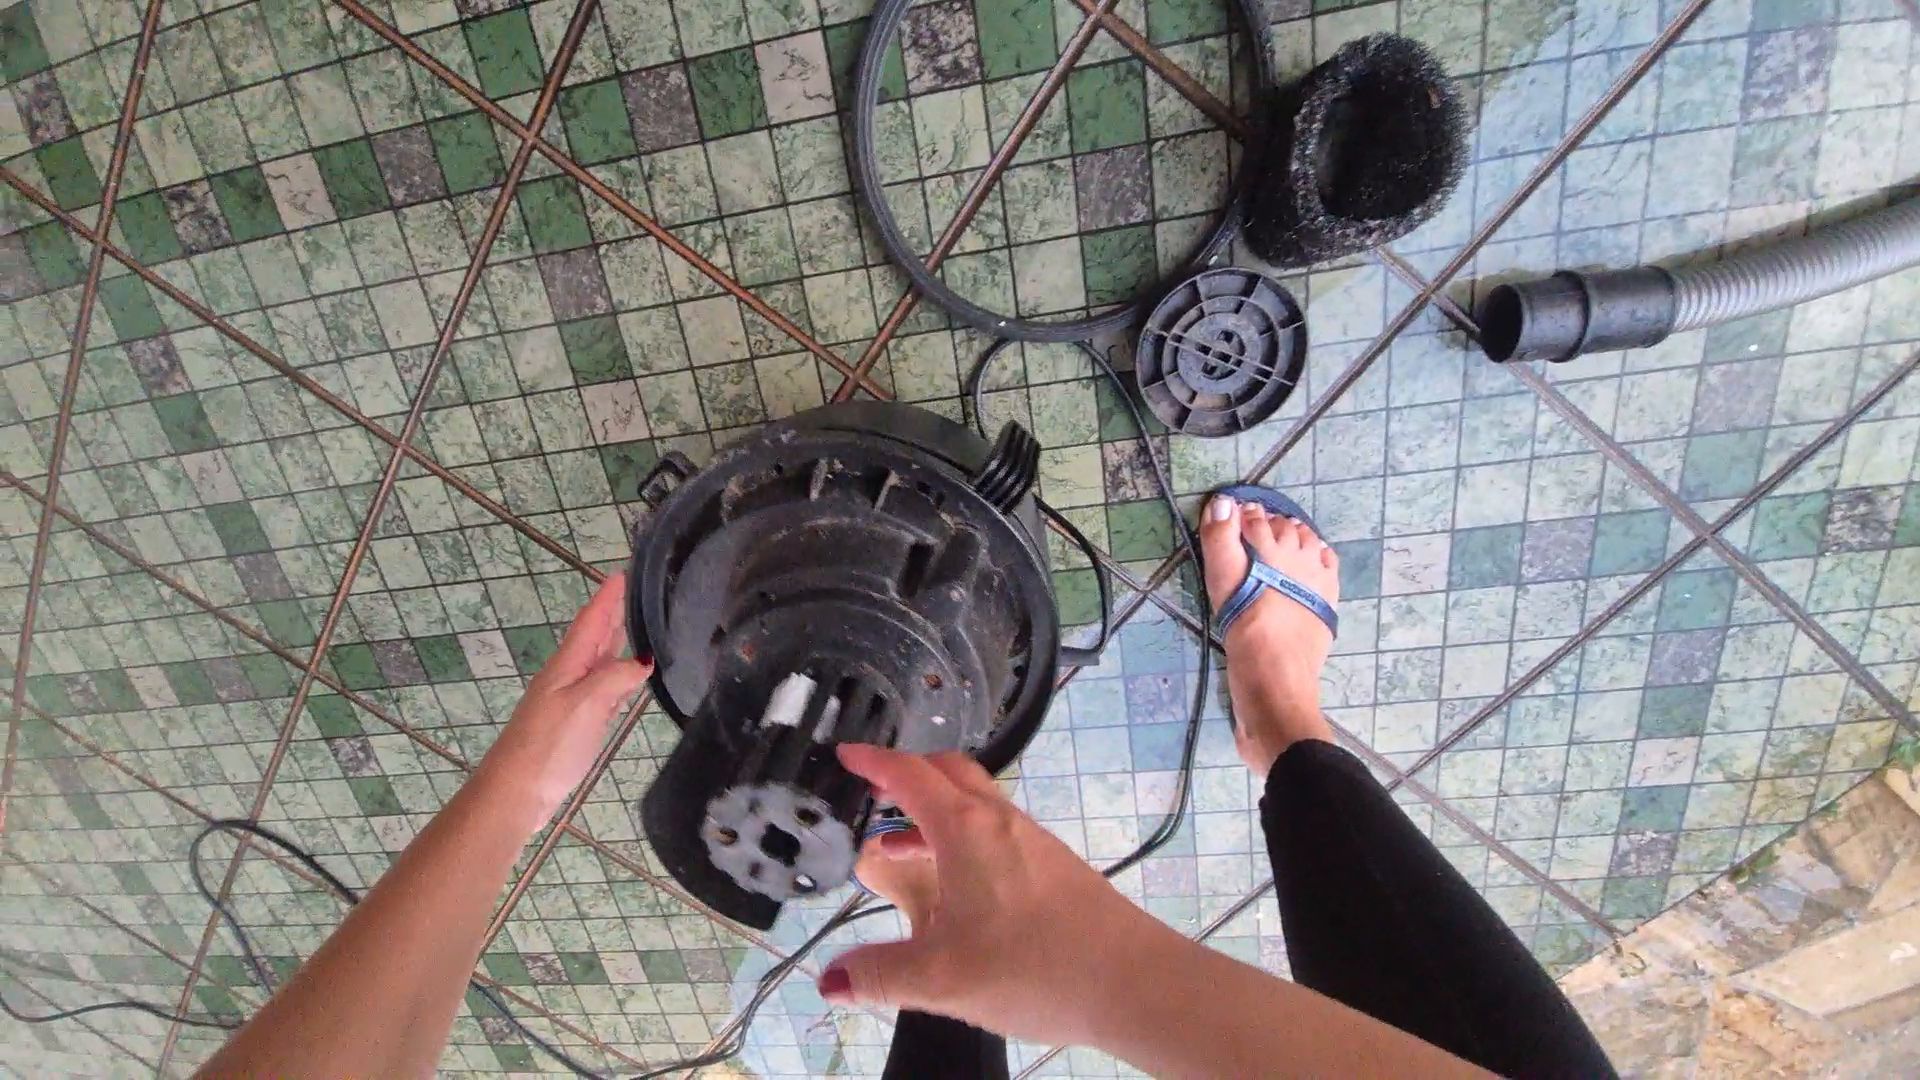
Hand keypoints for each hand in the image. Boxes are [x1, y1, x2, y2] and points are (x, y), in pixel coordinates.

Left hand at [477, 572, 652, 828]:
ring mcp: (575, 697)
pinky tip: (635, 670)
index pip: (592, 620)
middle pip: (596, 634)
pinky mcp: (581, 719)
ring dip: (620, 637)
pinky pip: (607, 682)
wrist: (516, 794)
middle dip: (616, 610)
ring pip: (602, 657)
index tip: (625, 572)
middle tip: (642, 590)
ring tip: (643, 621)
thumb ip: (615, 678)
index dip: (608, 597)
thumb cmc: (547, 746)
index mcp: (568, 665)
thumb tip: (643, 663)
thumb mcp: (585, 705)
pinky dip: (623, 668)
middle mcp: (571, 675)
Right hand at [818, 745, 1181, 1047]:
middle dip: (905, 772)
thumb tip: (829, 978)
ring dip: (932, 806)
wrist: (1130, 978)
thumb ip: (879, 975)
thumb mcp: (941, 978)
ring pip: (971, 798)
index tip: (846, 753)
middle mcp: (997, 818)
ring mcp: (1027, 836)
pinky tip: (954, 880)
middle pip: (945, 770)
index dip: (872, 760)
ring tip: (898, 842)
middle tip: (872, 790)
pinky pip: (991, 825)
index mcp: (964, 828)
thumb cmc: (1033, 966)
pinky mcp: (1048, 859)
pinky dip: (958, 832)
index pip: (909, 774)